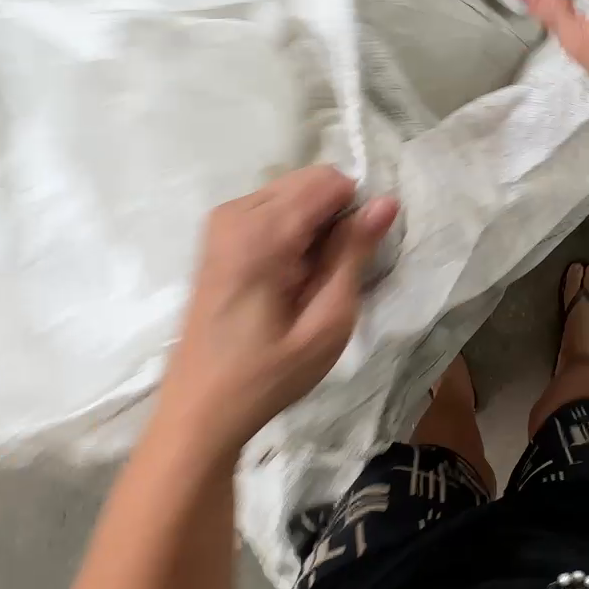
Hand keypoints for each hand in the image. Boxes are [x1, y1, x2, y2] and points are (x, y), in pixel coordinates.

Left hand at [154, 165, 398, 459]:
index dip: (355, 215)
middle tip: (328, 275)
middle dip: (334, 217)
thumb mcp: (328, 322)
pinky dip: (293, 229)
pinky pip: (274, 205)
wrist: (202, 409)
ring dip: (315, 225)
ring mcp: (221, 220)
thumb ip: (354, 253)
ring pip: (294, 189)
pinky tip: (287, 275)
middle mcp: (236, 212)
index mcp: (261, 233)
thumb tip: (386, 201)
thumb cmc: (270, 373)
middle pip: (311, 180)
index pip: (330, 182)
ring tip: (307, 279)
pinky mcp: (217, 233)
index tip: (351, 261)